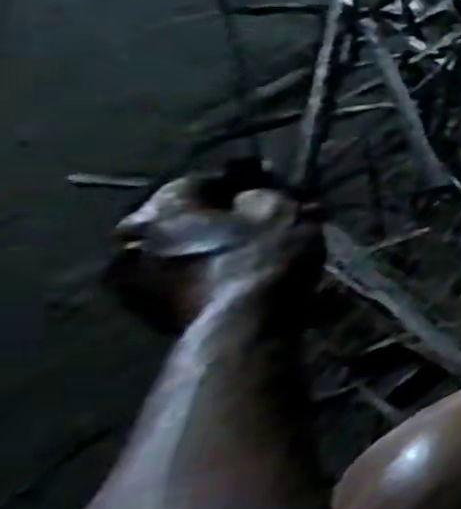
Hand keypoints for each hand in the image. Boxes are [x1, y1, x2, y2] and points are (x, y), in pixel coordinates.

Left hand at [108, 175, 321, 331]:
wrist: (244, 326)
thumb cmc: (262, 257)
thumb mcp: (281, 210)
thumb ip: (262, 194)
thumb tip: (250, 195)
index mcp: (157, 211)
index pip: (198, 181)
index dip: (240, 183)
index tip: (273, 190)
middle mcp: (131, 242)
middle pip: (188, 218)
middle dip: (228, 218)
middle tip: (269, 223)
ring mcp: (133, 282)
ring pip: (186, 249)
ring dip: (220, 246)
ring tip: (262, 251)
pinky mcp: (149, 311)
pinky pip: (184, 277)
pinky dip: (211, 271)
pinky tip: (244, 274)